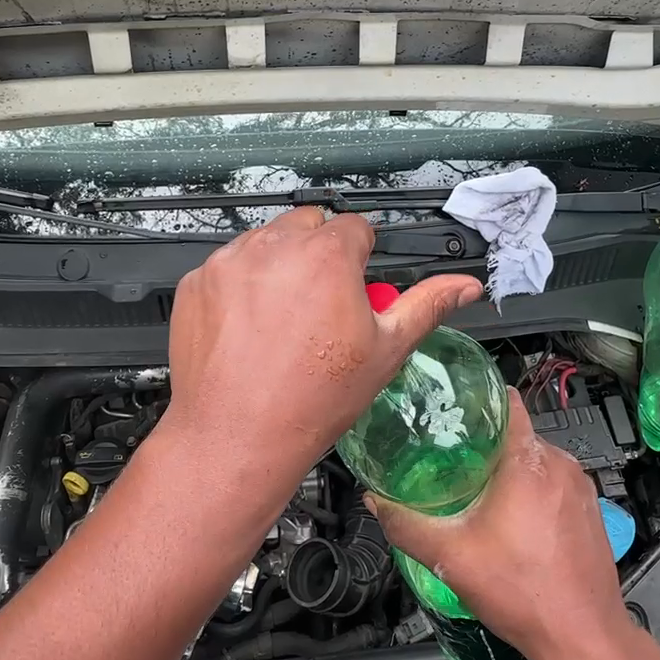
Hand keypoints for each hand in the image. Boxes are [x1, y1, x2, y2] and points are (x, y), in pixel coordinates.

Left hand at [163, 207, 482, 483]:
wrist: (236, 435)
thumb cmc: (310, 399)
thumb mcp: (384, 351)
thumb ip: (426, 305)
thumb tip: (462, 287)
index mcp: (327, 256)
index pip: (355, 227)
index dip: (361, 257)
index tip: (355, 284)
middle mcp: (276, 247)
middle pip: (309, 225)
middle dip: (320, 253)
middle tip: (322, 301)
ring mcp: (231, 262)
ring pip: (266, 241)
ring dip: (280, 264)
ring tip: (285, 317)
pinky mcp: (197, 281)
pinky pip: (228, 265)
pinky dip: (241, 284)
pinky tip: (252, 325)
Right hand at [366, 391, 632, 658]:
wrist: (582, 638)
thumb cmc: (525, 593)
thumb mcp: (451, 558)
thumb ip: (407, 525)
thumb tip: (377, 502)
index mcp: (529, 461)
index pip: (506, 402)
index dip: (477, 400)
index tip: (453, 408)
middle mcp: (560, 465)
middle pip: (515, 434)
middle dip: (485, 444)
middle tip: (452, 460)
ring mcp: (580, 488)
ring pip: (535, 460)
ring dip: (509, 471)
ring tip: (477, 491)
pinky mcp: (589, 510)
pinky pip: (554, 484)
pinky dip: (532, 492)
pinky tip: (511, 520)